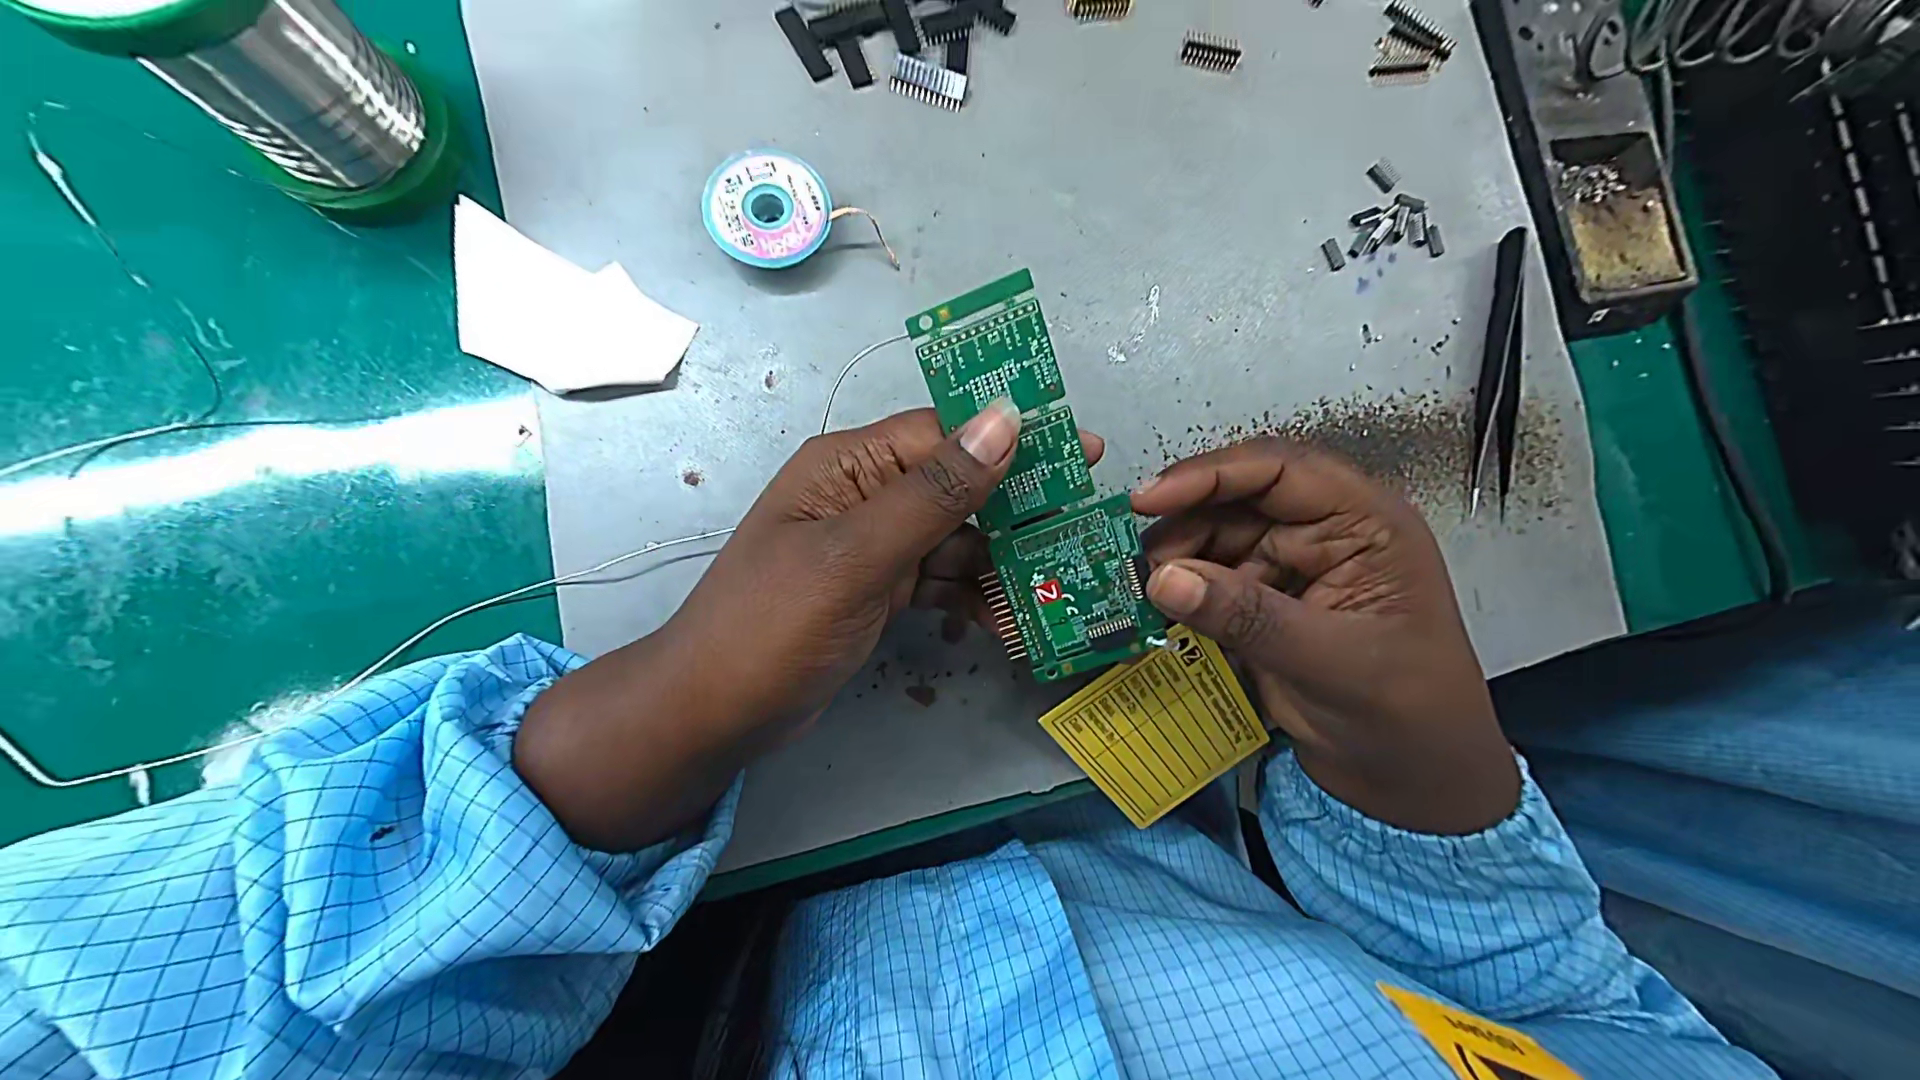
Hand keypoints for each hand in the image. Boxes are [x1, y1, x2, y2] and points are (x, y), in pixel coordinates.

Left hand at [516, 401, 1103, 849]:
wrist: (712, 716)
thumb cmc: (773, 627)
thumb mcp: (856, 557)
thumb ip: (934, 492)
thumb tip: (1004, 420)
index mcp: (849, 466)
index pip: (945, 435)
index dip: (1014, 441)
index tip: (1083, 452)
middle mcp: (865, 496)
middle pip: (959, 487)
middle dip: (1019, 510)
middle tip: (1081, 529)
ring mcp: (874, 547)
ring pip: (957, 540)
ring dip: (1002, 565)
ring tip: (1054, 591)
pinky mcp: (880, 590)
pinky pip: (941, 580)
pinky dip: (972, 598)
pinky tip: (1006, 622)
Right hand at [1131, 440, 1518, 833]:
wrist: (1410, 784)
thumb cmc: (1403, 713)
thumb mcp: (1326, 660)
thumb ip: (1244, 615)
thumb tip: (1162, 578)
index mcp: (1364, 523)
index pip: (1279, 471)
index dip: (1208, 475)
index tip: (1146, 500)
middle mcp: (1322, 532)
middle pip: (1235, 502)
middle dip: (1183, 527)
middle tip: (1138, 566)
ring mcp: (1290, 566)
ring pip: (1213, 540)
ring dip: (1176, 562)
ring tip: (1144, 594)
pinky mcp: (1262, 600)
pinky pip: (1209, 580)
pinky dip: (1181, 593)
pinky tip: (1159, 612)